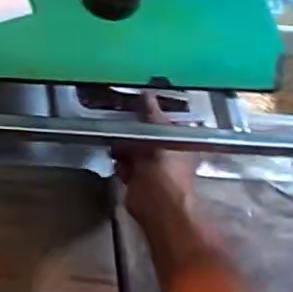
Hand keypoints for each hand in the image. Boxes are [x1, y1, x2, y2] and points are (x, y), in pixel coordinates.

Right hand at [113, 93, 200, 232]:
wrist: (155, 199)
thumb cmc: (165, 164)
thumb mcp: (159, 129)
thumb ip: (152, 110)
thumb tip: (147, 92)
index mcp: (181, 141)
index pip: (165, 121)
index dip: (151, 112)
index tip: (135, 102)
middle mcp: (168, 153)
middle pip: (147, 134)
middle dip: (132, 126)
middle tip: (117, 113)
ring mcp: (152, 167)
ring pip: (133, 147)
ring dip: (122, 142)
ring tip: (111, 130)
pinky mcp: (135, 178)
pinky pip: (123, 162)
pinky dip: (118, 158)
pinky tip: (113, 151)